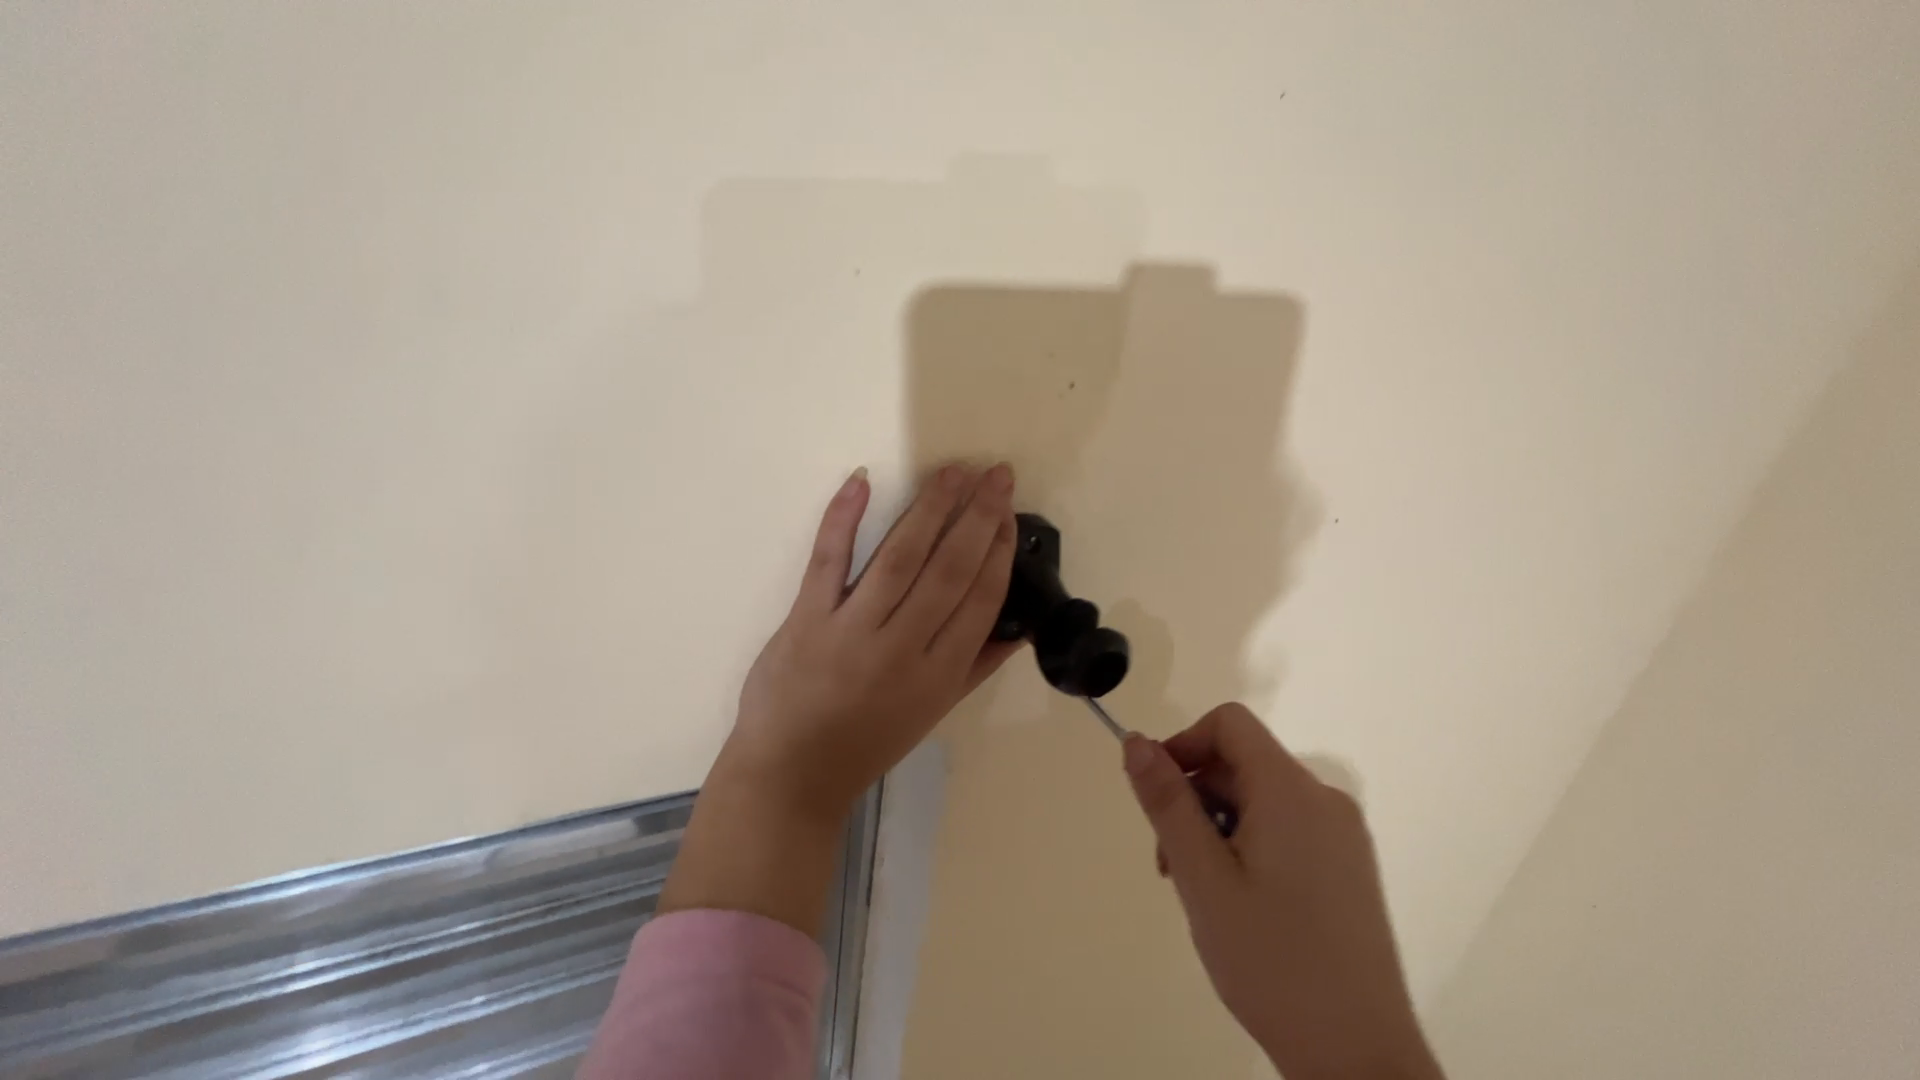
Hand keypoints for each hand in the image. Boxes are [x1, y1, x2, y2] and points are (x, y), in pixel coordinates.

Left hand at [723, 461, 1021, 815]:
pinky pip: (828, 559)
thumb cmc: (868, 743)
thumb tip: (1019, 629)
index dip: (998, 551)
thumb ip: (975, 667)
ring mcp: (851, 630)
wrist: (792, 773)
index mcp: (938, 674)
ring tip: (953, 471)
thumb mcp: (932, 712)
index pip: (979, 599)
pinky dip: (844, 518)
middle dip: (976, 516)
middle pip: (948, 569)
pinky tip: (862, 480)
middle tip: (996, 473)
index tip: (1008, 512)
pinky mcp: (806, 617)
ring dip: (929, 508)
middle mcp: (901, 647)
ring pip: (899, 557)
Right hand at [1122, 704, 1444, 1079]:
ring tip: (1202, 894)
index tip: (1158, 802)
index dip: (1183, 746)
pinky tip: (1240, 905)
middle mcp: (1324, 800)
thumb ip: (1167, 802)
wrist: (1359, 1055)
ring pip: (1260, 800)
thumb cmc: (1271, 961)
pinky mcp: (1348, 868)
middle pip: (1242, 763)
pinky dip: (1248, 847)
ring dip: (1216, 827)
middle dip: (1195, 798)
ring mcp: (1343, 836)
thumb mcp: (1202, 878)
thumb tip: (1136, 740)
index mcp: (1292, 791)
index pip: (1229, 724)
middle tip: (1171, 867)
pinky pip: (1286, 829)